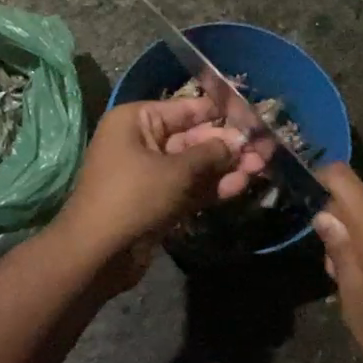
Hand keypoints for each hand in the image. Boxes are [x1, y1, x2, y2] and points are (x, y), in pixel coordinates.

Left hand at [54, 98, 263, 259]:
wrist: (97, 253)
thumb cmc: (133, 196)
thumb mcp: (176, 171)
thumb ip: (210, 154)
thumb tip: (237, 142)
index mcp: (136, 121)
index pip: (184, 109)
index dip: (219, 112)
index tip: (252, 115)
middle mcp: (141, 141)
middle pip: (192, 138)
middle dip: (227, 144)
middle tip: (265, 148)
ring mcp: (148, 174)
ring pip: (194, 165)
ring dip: (225, 167)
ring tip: (262, 167)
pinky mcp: (157, 202)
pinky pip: (188, 188)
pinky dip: (212, 187)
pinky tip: (242, 185)